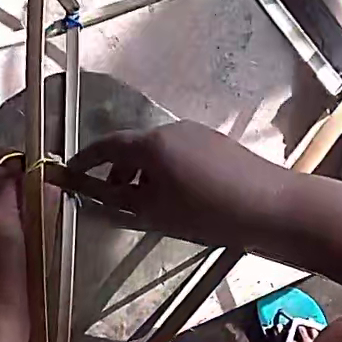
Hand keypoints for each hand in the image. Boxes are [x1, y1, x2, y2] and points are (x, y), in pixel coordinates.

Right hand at [69, 121, 301, 247]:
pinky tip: (179, 196)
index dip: (86, 160)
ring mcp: (198, 133)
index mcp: (152, 143)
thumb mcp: (156, 212)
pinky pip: (181, 153)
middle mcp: (172, 129)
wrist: (269, 205)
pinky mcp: (217, 142)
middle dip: (118, 171)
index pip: (107, 145)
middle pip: (134, 147)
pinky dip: (168, 170)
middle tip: (113, 198)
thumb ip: (118, 201)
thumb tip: (94, 193)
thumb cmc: (207, 213)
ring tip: (148, 202)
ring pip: (159, 151)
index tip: (72, 172)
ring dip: (145, 173)